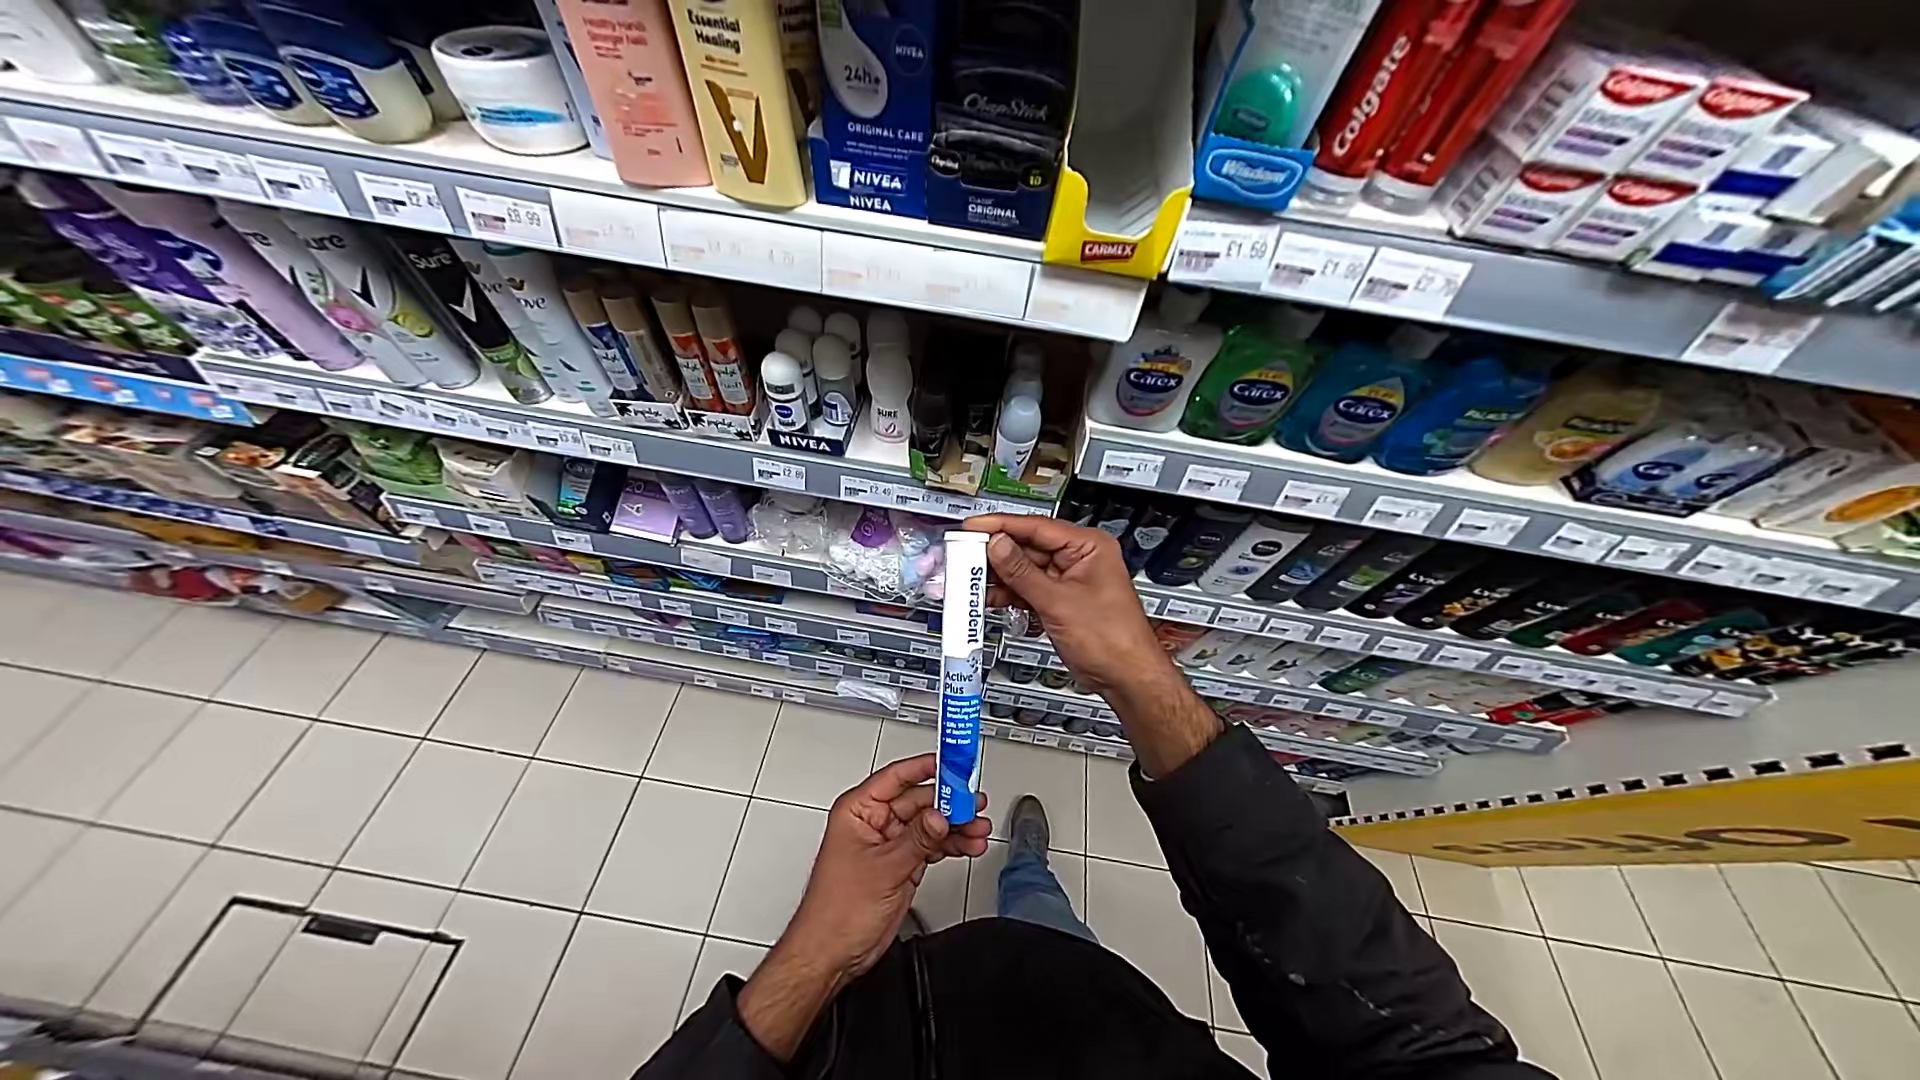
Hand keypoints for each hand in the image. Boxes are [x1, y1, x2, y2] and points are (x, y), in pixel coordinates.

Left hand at [739, 754, 989, 1060]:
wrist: (832, 954)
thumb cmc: (835, 912)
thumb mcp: (885, 867)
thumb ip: (918, 838)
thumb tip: (940, 815)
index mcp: (858, 810)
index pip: (896, 777)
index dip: (925, 768)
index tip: (950, 763)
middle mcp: (874, 822)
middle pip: (918, 800)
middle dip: (949, 803)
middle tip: (974, 803)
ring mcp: (888, 842)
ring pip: (929, 823)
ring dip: (955, 826)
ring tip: (977, 827)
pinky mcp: (900, 862)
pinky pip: (930, 843)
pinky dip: (950, 844)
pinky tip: (967, 845)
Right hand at [963, 513, 1171, 697]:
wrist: (1126, 677)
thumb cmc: (1114, 639)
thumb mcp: (1058, 601)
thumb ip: (1022, 573)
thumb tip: (997, 546)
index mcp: (1088, 546)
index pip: (1037, 526)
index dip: (1001, 526)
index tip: (974, 527)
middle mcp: (1079, 558)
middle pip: (1028, 547)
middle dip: (997, 554)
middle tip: (965, 555)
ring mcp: (1069, 580)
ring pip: (1025, 570)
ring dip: (1000, 576)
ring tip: (972, 579)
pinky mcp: (1061, 600)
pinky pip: (1029, 589)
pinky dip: (1010, 593)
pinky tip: (990, 597)